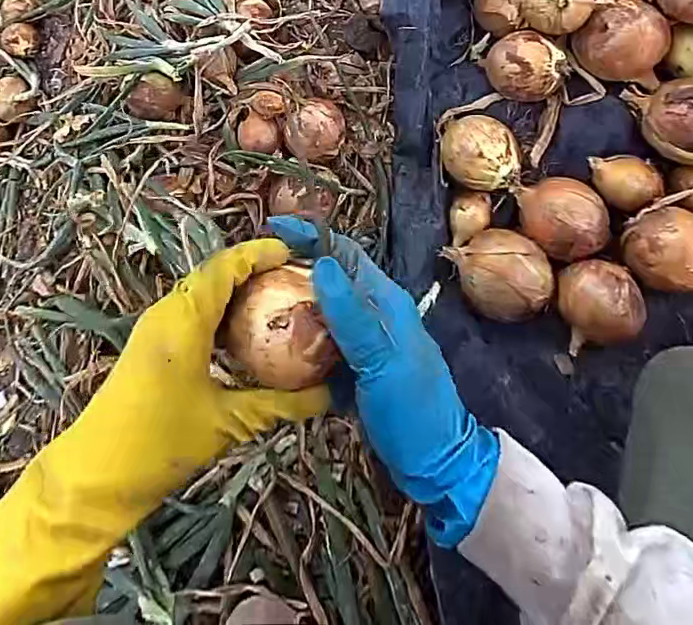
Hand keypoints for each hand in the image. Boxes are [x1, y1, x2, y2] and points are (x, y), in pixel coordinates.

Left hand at [0, 238, 329, 624]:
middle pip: (217, 273)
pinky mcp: (153, 344)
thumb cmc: (159, 442)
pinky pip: (194, 312)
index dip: (261, 252)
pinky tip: (246, 334)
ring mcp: (157, 326)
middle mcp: (169, 311)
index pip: (227, 266)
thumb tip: (329, 395)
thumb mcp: (228, 423)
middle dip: (256, 269)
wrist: (94, 476)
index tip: (295, 252)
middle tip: (295, 277)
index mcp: (185, 316)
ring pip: (204, 292)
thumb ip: (281, 404)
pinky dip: (223, 312)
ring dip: (238, 291)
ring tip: (278, 300)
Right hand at [270, 216, 499, 546]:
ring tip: (255, 300)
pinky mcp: (355, 366)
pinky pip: (321, 341)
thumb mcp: (381, 360)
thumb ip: (351, 314)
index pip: (344, 253)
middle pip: (330, 277)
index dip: (310, 236)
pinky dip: (299, 336)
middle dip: (295, 266)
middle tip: (254, 268)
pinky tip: (274, 344)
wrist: (437, 464)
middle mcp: (374, 312)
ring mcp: (364, 340)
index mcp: (385, 300)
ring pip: (322, 308)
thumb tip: (319, 264)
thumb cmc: (414, 409)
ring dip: (293, 301)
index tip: (273, 228)